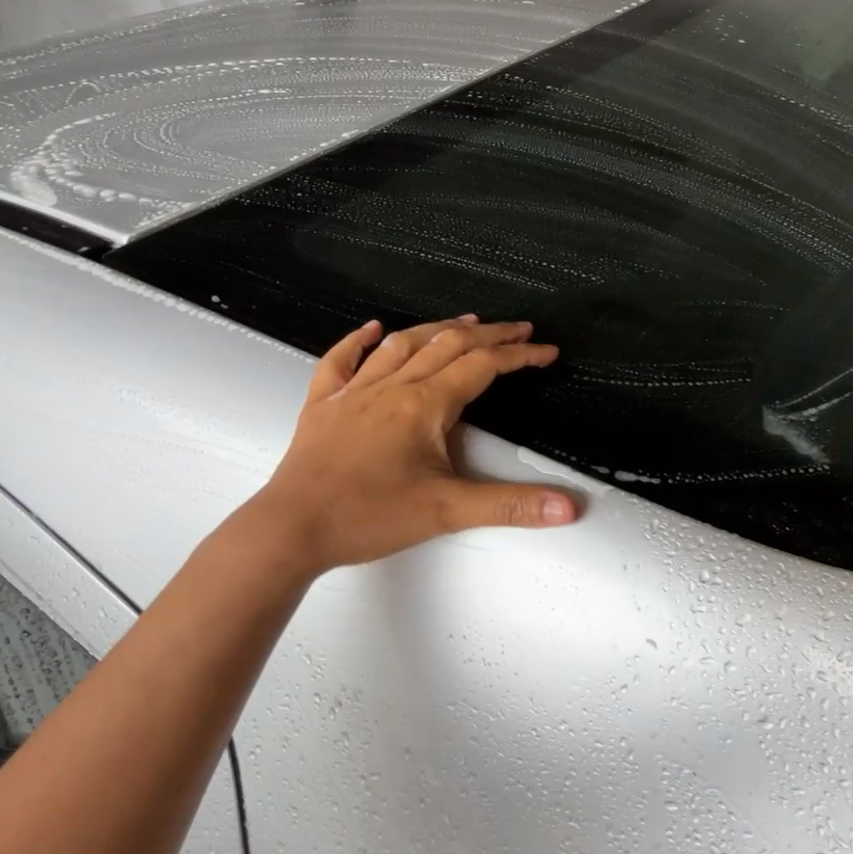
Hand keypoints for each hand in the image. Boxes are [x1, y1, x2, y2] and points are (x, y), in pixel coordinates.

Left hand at [241, 315, 576, 576]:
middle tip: (519, 329)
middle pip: (449, 345)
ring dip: (438, 329)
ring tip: (465, 321)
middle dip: (491, 334)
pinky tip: (368, 329)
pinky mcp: (324, 408)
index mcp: (423, 405)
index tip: (545, 352)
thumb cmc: (363, 517)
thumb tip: (564, 508)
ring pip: (402, 345)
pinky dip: (356, 342)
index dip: (520, 356)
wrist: (288, 532)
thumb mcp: (449, 511)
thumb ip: (512, 505)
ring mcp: (354, 395)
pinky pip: (340, 362)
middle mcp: (390, 390)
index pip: (484, 366)